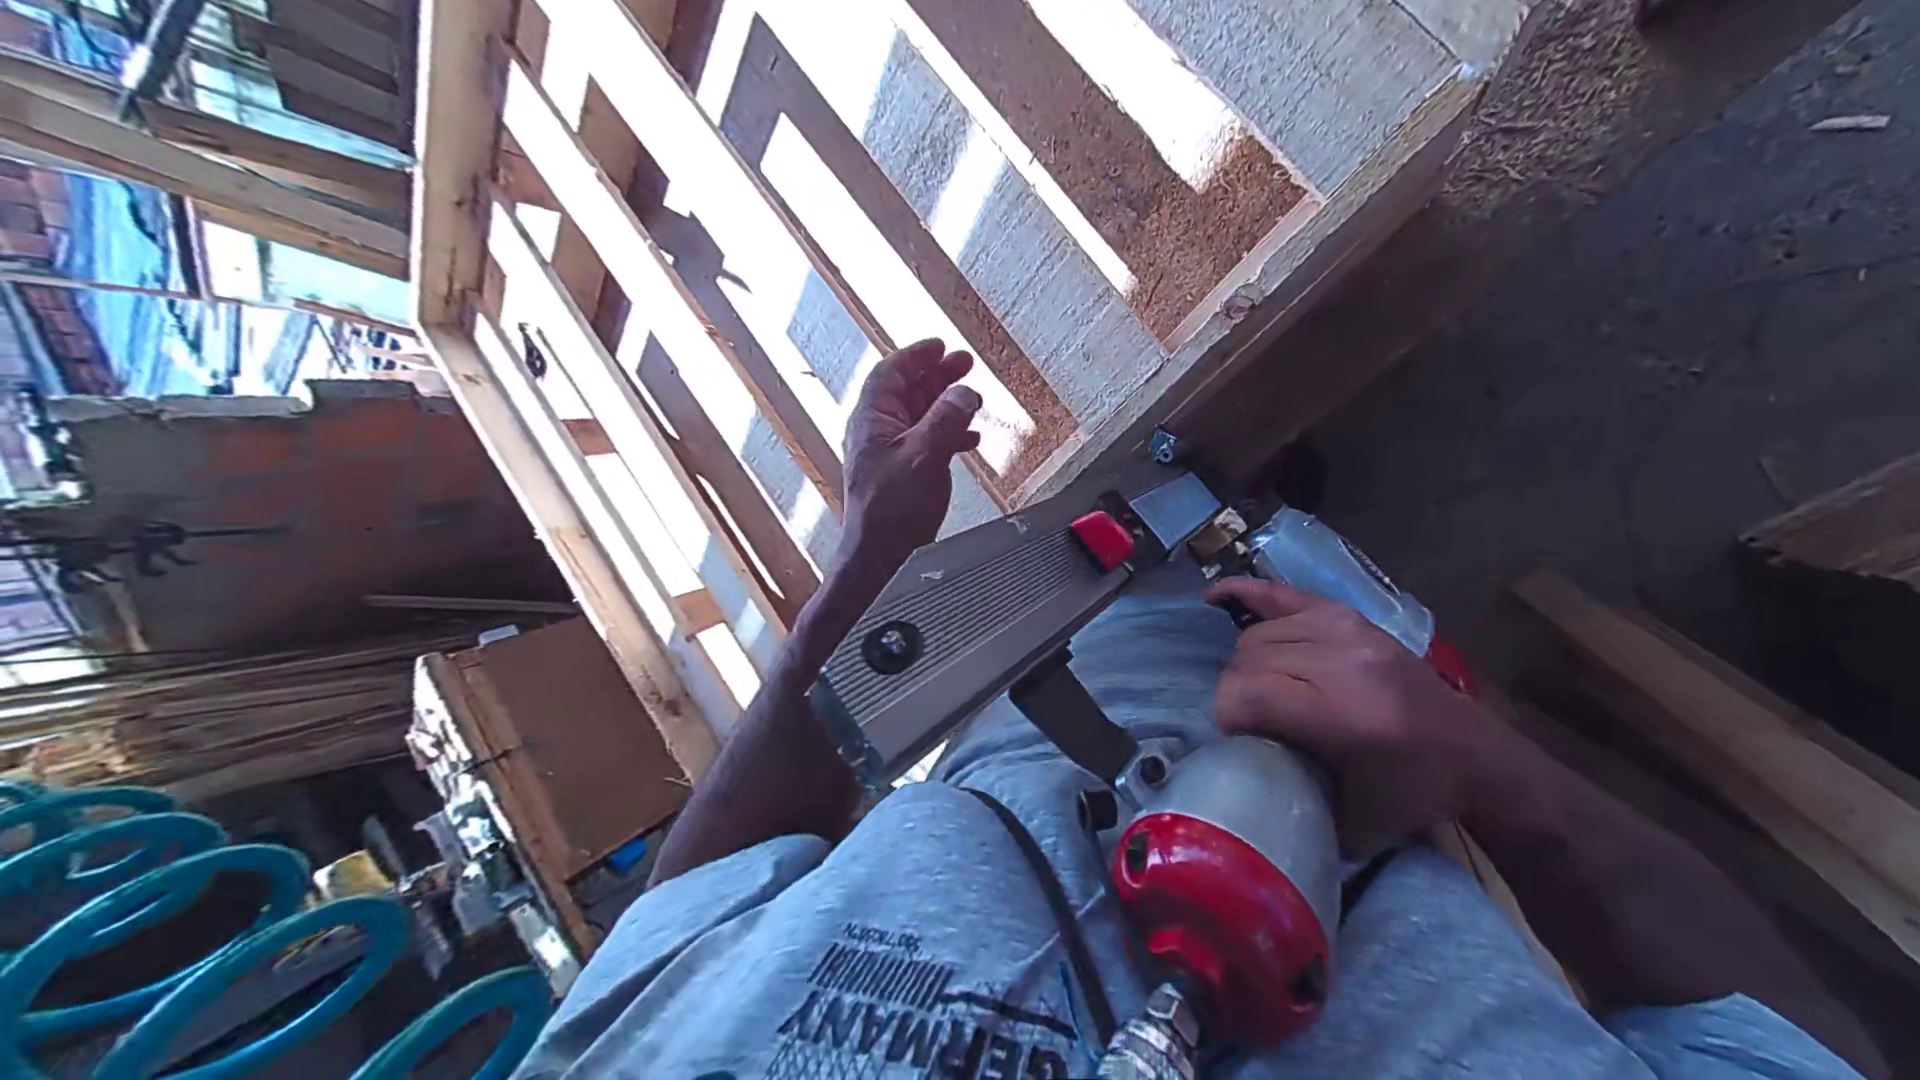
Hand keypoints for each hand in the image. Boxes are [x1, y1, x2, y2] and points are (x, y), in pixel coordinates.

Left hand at [840, 339, 981, 571]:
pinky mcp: (903, 475)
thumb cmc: (892, 509)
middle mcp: (878, 433)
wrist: (881, 556)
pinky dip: (948, 434)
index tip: (941, 345)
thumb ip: (947, 418)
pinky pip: (927, 442)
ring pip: (919, 416)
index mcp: (873, 420)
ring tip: (973, 397)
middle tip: (964, 364)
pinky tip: (968, 439)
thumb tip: (965, 392)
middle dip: (936, 376)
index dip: (916, 355)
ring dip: (946, 404)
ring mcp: (889, 455)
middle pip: (907, 391)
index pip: (891, 373)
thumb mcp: (925, 454)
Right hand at [1204, 577, 1513, 855]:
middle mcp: (1346, 662)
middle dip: (1235, 692)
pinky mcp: (1348, 616)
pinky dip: (1246, 593)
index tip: (1235, 737)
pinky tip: (1215, 596)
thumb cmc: (1413, 793)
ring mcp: (1348, 630)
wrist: (1478, 755)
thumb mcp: (1352, 822)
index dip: (1228, 716)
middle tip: (1249, 719)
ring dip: (1245, 662)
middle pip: (1248, 661)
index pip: (1249, 693)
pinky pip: (1282, 594)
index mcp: (1348, 714)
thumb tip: (1235, 773)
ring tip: (1259, 688)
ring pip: (1257, 635)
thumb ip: (1289, 794)